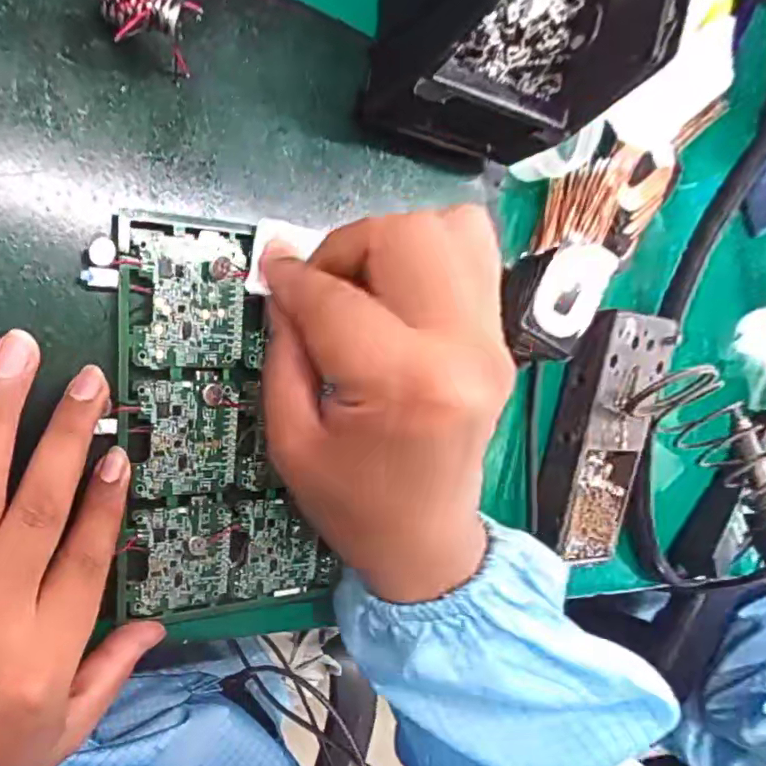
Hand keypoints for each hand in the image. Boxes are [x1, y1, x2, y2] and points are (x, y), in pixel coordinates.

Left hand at [0, 331, 165, 765]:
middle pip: (39, 506)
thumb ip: (107, 674)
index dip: (107, 499)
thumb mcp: (58, 739)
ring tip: (16, 355)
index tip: (121, 448)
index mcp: (46, 652)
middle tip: (88, 381)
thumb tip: (154, 625)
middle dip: (67, 436)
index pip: (87, 557)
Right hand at [261, 206, 514, 602]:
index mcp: (402, 384)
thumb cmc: (347, 501)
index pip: (336, 299)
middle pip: (406, 236)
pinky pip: (470, 257)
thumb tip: (284, 289)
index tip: (268, 272)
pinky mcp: (498, 338)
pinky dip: (423, 256)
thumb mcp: (289, 439)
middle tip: (315, 289)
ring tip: (356, 287)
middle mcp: (460, 348)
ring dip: (388, 244)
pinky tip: (389, 295)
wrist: (423, 538)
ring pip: (450, 228)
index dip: (291, 279)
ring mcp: (490, 339)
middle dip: (344, 247)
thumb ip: (284, 356)